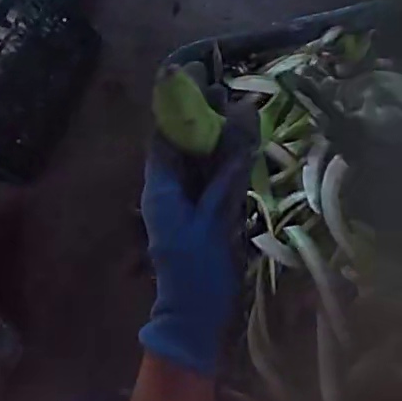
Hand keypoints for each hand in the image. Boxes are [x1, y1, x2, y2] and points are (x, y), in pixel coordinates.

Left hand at [137, 101, 258, 376]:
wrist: (195, 319)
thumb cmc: (199, 269)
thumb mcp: (216, 218)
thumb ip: (228, 172)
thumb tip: (241, 123)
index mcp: (160, 187)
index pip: (164, 135)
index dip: (179, 107)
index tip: (198, 80)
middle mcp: (165, 189)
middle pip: (180, 145)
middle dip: (201, 119)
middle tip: (226, 93)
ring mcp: (180, 203)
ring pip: (194, 160)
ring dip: (213, 138)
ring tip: (236, 111)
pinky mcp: (196, 215)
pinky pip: (205, 179)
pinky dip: (220, 162)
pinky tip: (240, 148)